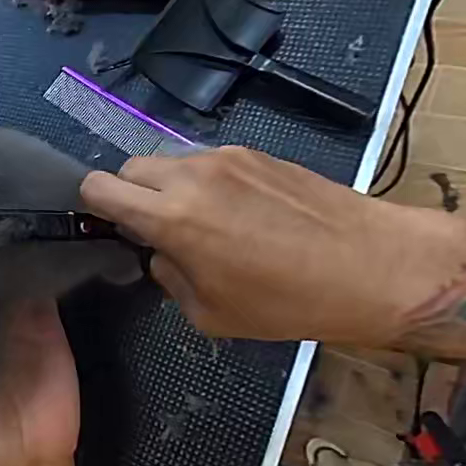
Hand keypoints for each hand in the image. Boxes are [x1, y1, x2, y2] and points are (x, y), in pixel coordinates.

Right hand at [80, 147, 465, 345]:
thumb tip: (162, 255)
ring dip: (170, 187)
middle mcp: (191, 174)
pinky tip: (241, 212)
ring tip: (205, 222)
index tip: (109, 225)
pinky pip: (210, 161)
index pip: (100, 187)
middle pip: (130, 167)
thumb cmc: (288, 302)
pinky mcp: (256, 151)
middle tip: (157, 229)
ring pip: (171, 161)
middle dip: (131, 195)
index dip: (94, 206)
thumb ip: (170, 277)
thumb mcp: (212, 313)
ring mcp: (226, 156)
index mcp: (171, 217)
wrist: (370, 264)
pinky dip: (206, 182)